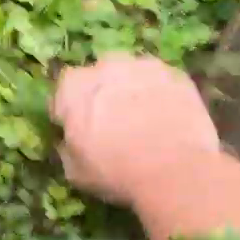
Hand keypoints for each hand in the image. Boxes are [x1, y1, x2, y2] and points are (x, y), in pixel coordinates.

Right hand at [51, 55, 221, 208]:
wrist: (176, 171)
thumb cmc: (117, 172)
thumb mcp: (75, 172)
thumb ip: (66, 147)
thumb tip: (68, 141)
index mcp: (72, 88)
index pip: (62, 93)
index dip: (69, 112)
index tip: (77, 130)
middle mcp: (104, 67)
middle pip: (97, 76)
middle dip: (101, 94)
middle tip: (112, 123)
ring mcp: (142, 66)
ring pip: (131, 73)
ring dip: (131, 90)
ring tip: (143, 119)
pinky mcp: (176, 74)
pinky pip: (160, 80)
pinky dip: (160, 93)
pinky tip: (168, 117)